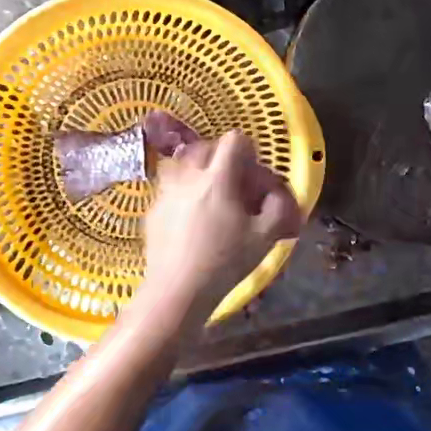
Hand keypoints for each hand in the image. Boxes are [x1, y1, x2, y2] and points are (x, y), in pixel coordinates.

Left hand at [130, 131, 301, 333]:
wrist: (176, 290)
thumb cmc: (223, 262)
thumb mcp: (264, 238)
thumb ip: (278, 208)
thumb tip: (278, 194)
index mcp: (218, 177)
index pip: (234, 140)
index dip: (248, 151)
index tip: (252, 174)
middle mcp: (188, 176)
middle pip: (205, 147)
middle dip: (222, 160)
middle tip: (235, 185)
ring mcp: (166, 191)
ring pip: (183, 165)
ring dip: (199, 173)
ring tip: (211, 199)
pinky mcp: (152, 209)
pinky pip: (170, 188)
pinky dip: (182, 193)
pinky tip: (190, 221)